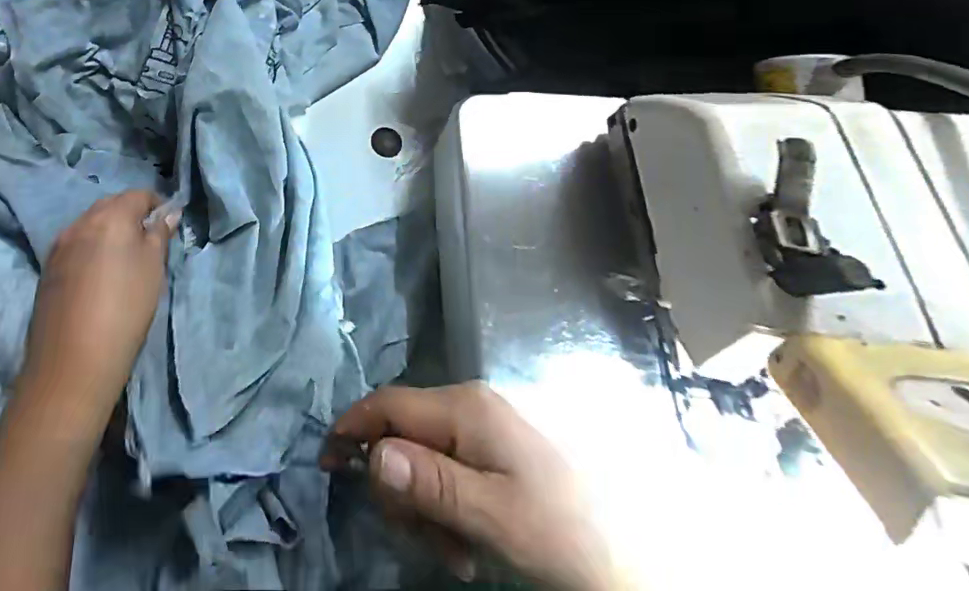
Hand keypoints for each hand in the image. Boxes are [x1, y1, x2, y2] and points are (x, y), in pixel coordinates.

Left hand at [19, 191, 176, 427]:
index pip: (137, 194)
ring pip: (89, 225)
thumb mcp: (153, 270)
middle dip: (130, 215)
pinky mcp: (47, 267)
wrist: (73, 359)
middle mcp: (80, 222)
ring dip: (107, 232)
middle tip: (147, 241)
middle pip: (110, 206)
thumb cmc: (125, 308)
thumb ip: (159, 235)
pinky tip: (97, 275)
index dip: (156, 204)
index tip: (167, 224)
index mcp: (110, 216)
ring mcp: (59, 244)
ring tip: (122, 260)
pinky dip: (89, 249)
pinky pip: (74, 245)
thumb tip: (167, 214)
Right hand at [323, 384, 619, 590]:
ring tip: (454, 554)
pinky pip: (446, 471)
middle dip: (401, 490)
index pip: (387, 405)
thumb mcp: (495, 517)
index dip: (352, 430)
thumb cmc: (564, 535)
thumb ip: (432, 482)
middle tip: (419, 539)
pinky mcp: (494, 452)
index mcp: (465, 407)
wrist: (640, 563)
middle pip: (400, 436)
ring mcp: (482, 428)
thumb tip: (373, 455)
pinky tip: (467, 545)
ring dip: (424, 509)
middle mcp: (468, 406)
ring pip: (420, 459)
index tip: (328, 466)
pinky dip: (445, 509)